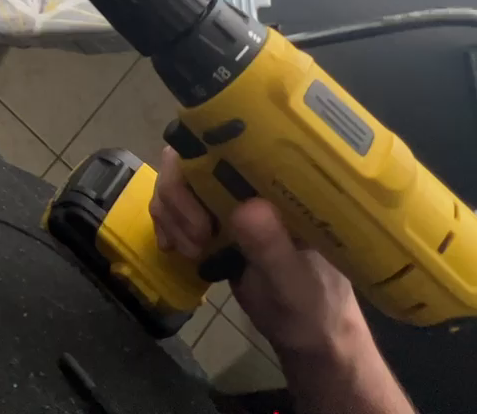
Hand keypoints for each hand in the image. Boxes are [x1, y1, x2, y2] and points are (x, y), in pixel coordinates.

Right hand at [150, 148, 372, 366]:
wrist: (305, 333)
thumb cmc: (312, 305)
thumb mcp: (294, 281)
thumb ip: (271, 246)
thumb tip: (248, 206)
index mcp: (275, 182)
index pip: (230, 143)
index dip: (201, 156)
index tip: (200, 202)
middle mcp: (246, 180)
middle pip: (190, 158)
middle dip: (178, 195)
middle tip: (196, 239)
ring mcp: (224, 196)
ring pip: (174, 179)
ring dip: (170, 214)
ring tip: (191, 251)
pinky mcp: (206, 214)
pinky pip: (169, 202)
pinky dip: (165, 223)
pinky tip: (174, 248)